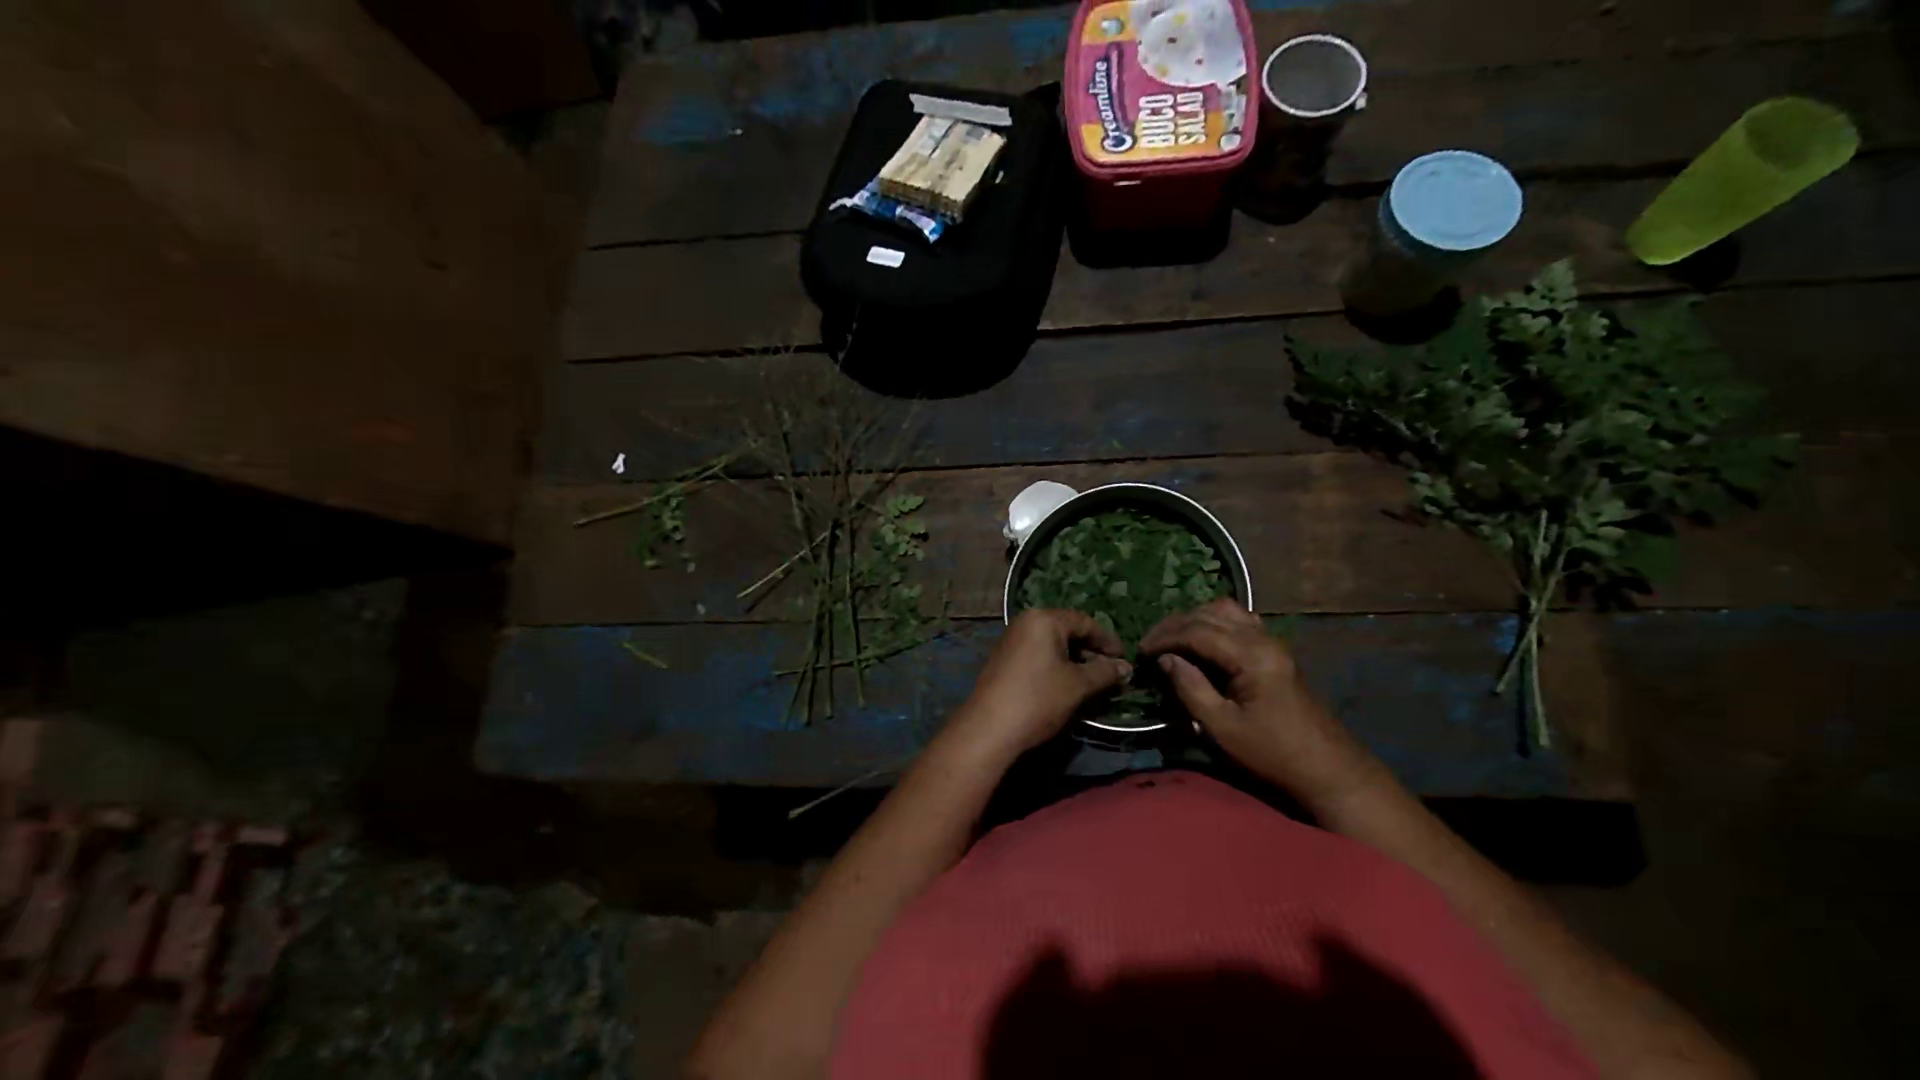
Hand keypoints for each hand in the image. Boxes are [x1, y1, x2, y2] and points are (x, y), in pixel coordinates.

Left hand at [945, 610, 1132, 760]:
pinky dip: (1056, 667)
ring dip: (1074, 661)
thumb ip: (1105, 672)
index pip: (1084, 622)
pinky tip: (1066, 686)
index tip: (1125, 660)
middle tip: (1110, 673)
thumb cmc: (1038, 699)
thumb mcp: (1078, 685)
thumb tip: (1126, 667)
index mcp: (1043, 619)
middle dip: (1091, 651)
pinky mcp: (1003, 661)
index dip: (1108, 641)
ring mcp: (1011, 641)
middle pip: (1066, 631)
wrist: (989, 729)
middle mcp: (1024, 623)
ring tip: (1091, 682)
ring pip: (1051, 645)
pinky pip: (1037, 655)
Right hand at [1141, 599, 1380, 803]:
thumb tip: (1165, 660)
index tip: (1141, 651)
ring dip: (1194, 619)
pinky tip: (1200, 640)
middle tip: (1149, 643)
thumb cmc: (1271, 752)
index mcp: (1251, 656)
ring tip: (1171, 639)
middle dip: (1175, 625)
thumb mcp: (1222, 726)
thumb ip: (1190, 688)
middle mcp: (1263, 639)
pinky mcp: (1275, 651)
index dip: (1165, 637)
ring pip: (1226, 611)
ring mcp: (1272, 642)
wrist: (1327, 768)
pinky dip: (1213, 623)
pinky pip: (1239, 621)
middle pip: (1210, 614)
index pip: (1198, 631)